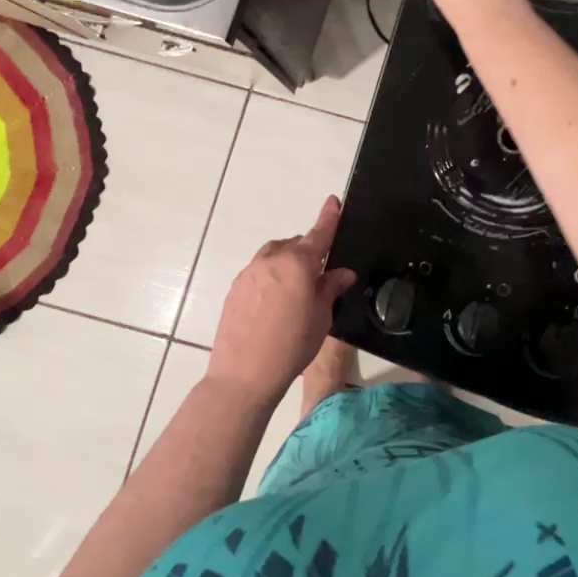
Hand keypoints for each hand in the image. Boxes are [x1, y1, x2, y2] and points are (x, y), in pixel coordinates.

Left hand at [206, 196, 356, 405]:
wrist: (243, 375)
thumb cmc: (291, 346)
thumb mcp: (320, 318)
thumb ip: (330, 289)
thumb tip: (341, 273)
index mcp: (297, 264)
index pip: (319, 234)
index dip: (329, 217)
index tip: (333, 201)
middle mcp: (271, 261)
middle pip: (295, 245)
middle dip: (309, 251)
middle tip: (320, 275)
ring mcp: (250, 273)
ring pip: (274, 255)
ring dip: (287, 261)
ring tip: (296, 288)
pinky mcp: (236, 288)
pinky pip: (259, 272)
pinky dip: (271, 276)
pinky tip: (275, 303)